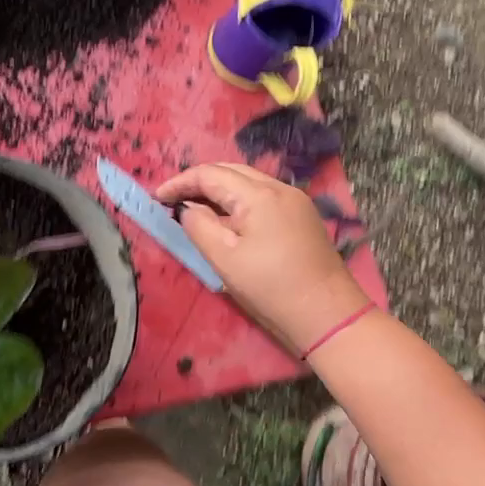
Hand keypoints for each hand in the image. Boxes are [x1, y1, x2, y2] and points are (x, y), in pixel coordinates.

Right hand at [155, 163, 369, 355]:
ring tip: (194, 207)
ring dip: (218, 189)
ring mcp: (295, 201)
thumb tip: (188, 209)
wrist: (327, 314)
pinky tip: (226, 217)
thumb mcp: (224, 258)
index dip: (180, 183)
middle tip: (173, 199)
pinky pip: (262, 195)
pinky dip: (237, 199)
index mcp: (259, 195)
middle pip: (230, 171)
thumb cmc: (270, 287)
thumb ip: (199, 226)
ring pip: (247, 181)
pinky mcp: (302, 216)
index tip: (157, 198)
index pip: (210, 174)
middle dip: (198, 181)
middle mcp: (279, 188)